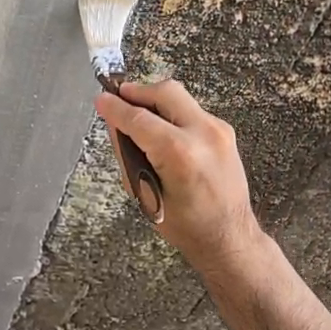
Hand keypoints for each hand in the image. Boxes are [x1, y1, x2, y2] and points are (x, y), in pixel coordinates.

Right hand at [95, 79, 265, 270]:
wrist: (229, 237)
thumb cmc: (186, 226)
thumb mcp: (142, 193)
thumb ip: (126, 153)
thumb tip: (114, 123)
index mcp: (180, 154)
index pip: (138, 118)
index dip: (115, 107)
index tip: (101, 99)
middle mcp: (203, 134)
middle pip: (164, 92)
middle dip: (137, 92)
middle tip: (118, 98)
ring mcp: (218, 130)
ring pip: (179, 97)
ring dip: (154, 101)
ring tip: (137, 115)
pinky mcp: (224, 131)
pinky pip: (190, 110)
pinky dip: (171, 112)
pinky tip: (161, 129)